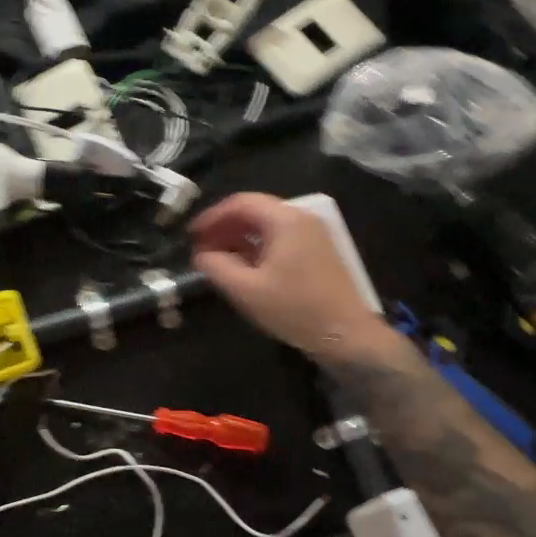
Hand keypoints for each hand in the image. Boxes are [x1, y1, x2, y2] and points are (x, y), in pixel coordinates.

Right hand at [190, 193, 388, 355]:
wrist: (345, 334)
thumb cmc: (294, 309)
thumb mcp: (246, 290)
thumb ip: (217, 267)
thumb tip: (201, 254)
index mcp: (285, 220)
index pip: (240, 203)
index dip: (211, 216)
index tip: (191, 235)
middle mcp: (301, 218)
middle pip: (255, 211)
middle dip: (224, 227)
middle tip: (201, 247)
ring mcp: (312, 235)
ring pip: (267, 226)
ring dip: (239, 238)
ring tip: (217, 258)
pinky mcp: (317, 252)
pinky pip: (280, 239)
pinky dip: (257, 247)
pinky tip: (243, 266)